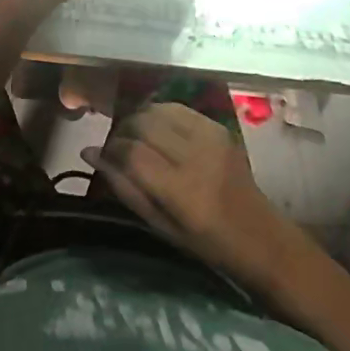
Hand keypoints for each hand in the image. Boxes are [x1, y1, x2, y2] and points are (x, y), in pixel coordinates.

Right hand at [84, 103, 301, 287]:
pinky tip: (157, 130)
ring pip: (157, 109)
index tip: (102, 155)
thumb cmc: (206, 242)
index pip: (132, 153)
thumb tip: (89, 152)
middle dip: (122, 130)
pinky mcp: (218, 127)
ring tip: (136, 135)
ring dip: (139, 118)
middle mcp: (197, 157)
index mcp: (183, 191)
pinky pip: (177, 108)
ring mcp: (210, 137)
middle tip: (118, 145)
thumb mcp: (159, 225)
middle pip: (143, 124)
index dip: (111, 149)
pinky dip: (159, 114)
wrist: (260, 235)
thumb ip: (124, 187)